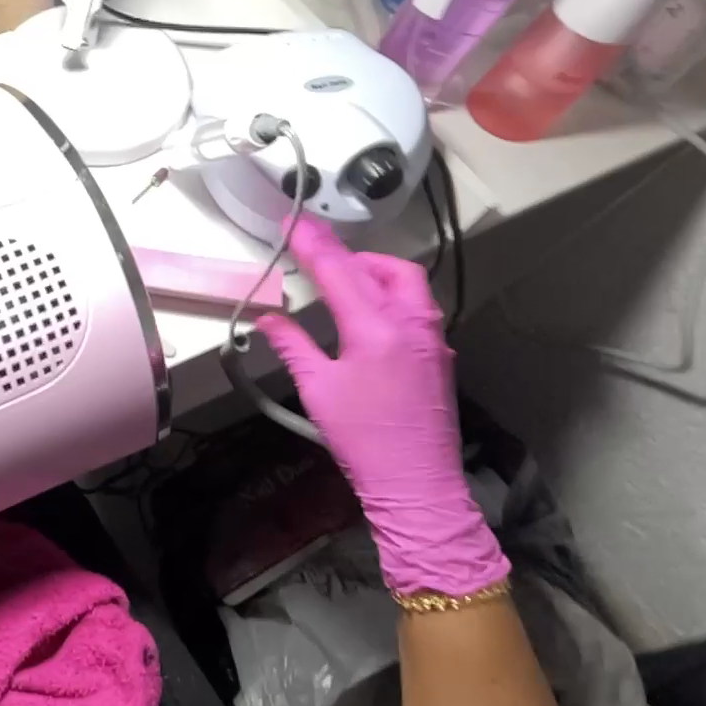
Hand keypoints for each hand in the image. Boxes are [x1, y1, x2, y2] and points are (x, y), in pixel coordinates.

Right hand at [257, 216, 507, 596]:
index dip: (312, 243)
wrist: (417, 484)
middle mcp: (411, 325)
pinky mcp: (438, 357)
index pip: (339, 270)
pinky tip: (369, 317)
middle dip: (353, 255)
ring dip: (376, 273)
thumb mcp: (317, 389)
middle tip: (321, 259)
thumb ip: (292, 345)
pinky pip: (417, 308)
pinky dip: (391, 296)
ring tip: (344, 282)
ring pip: (409, 286)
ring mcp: (431, 340)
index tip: (291, 221)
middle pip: (387, 268)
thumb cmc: (361, 437)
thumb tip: (268, 319)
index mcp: (376, 329)